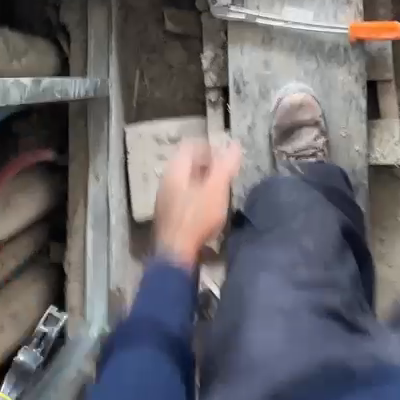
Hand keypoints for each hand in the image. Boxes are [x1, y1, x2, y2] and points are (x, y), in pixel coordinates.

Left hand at [153, 139, 241, 266]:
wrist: (175, 255)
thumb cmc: (197, 217)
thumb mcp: (217, 188)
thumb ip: (225, 165)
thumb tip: (234, 144)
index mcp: (175, 168)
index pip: (190, 145)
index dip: (209, 148)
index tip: (225, 160)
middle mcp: (166, 180)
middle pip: (187, 163)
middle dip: (207, 166)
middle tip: (225, 176)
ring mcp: (164, 198)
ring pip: (185, 181)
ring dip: (202, 183)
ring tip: (219, 194)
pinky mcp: (167, 216)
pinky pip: (183, 198)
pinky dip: (196, 198)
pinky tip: (207, 212)